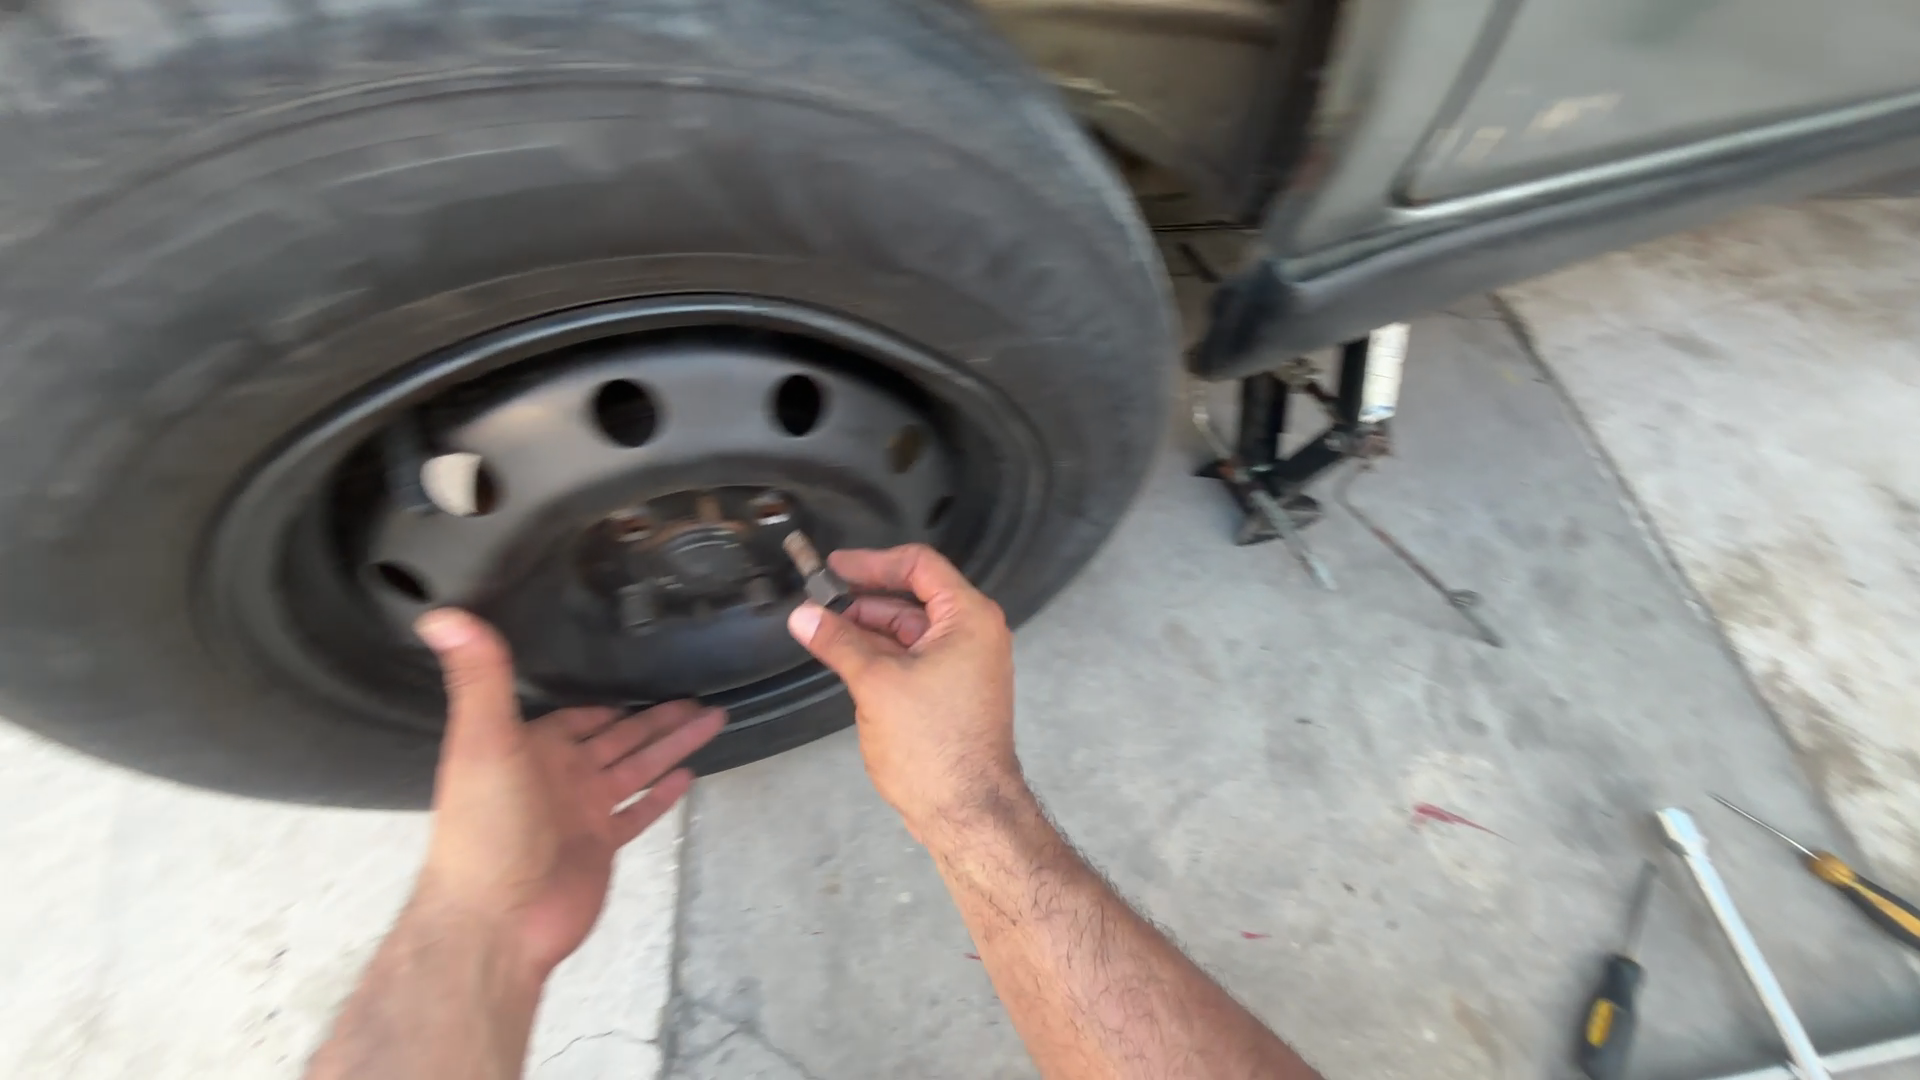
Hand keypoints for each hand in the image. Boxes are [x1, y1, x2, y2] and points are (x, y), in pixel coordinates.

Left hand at [411, 609, 724, 978]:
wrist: (495, 919)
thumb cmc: (488, 825)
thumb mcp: (484, 741)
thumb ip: (480, 679)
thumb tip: (442, 614)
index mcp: (535, 750)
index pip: (579, 717)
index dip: (608, 702)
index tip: (642, 677)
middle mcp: (562, 777)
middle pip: (621, 738)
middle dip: (658, 717)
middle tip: (698, 697)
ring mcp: (584, 813)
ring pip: (640, 768)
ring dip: (674, 745)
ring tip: (714, 720)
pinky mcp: (603, 845)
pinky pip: (639, 812)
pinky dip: (663, 795)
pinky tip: (690, 775)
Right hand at [785, 544, 1021, 841]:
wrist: (967, 810)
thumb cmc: (930, 740)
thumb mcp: (877, 683)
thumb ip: (839, 641)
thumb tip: (802, 614)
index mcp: (968, 616)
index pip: (919, 565)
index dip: (872, 562)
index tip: (831, 568)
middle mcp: (973, 631)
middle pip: (913, 595)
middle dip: (864, 596)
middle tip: (817, 600)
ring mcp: (964, 661)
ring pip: (910, 628)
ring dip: (868, 626)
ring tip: (822, 627)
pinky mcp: (952, 688)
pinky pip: (913, 655)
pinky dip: (881, 651)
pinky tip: (845, 654)